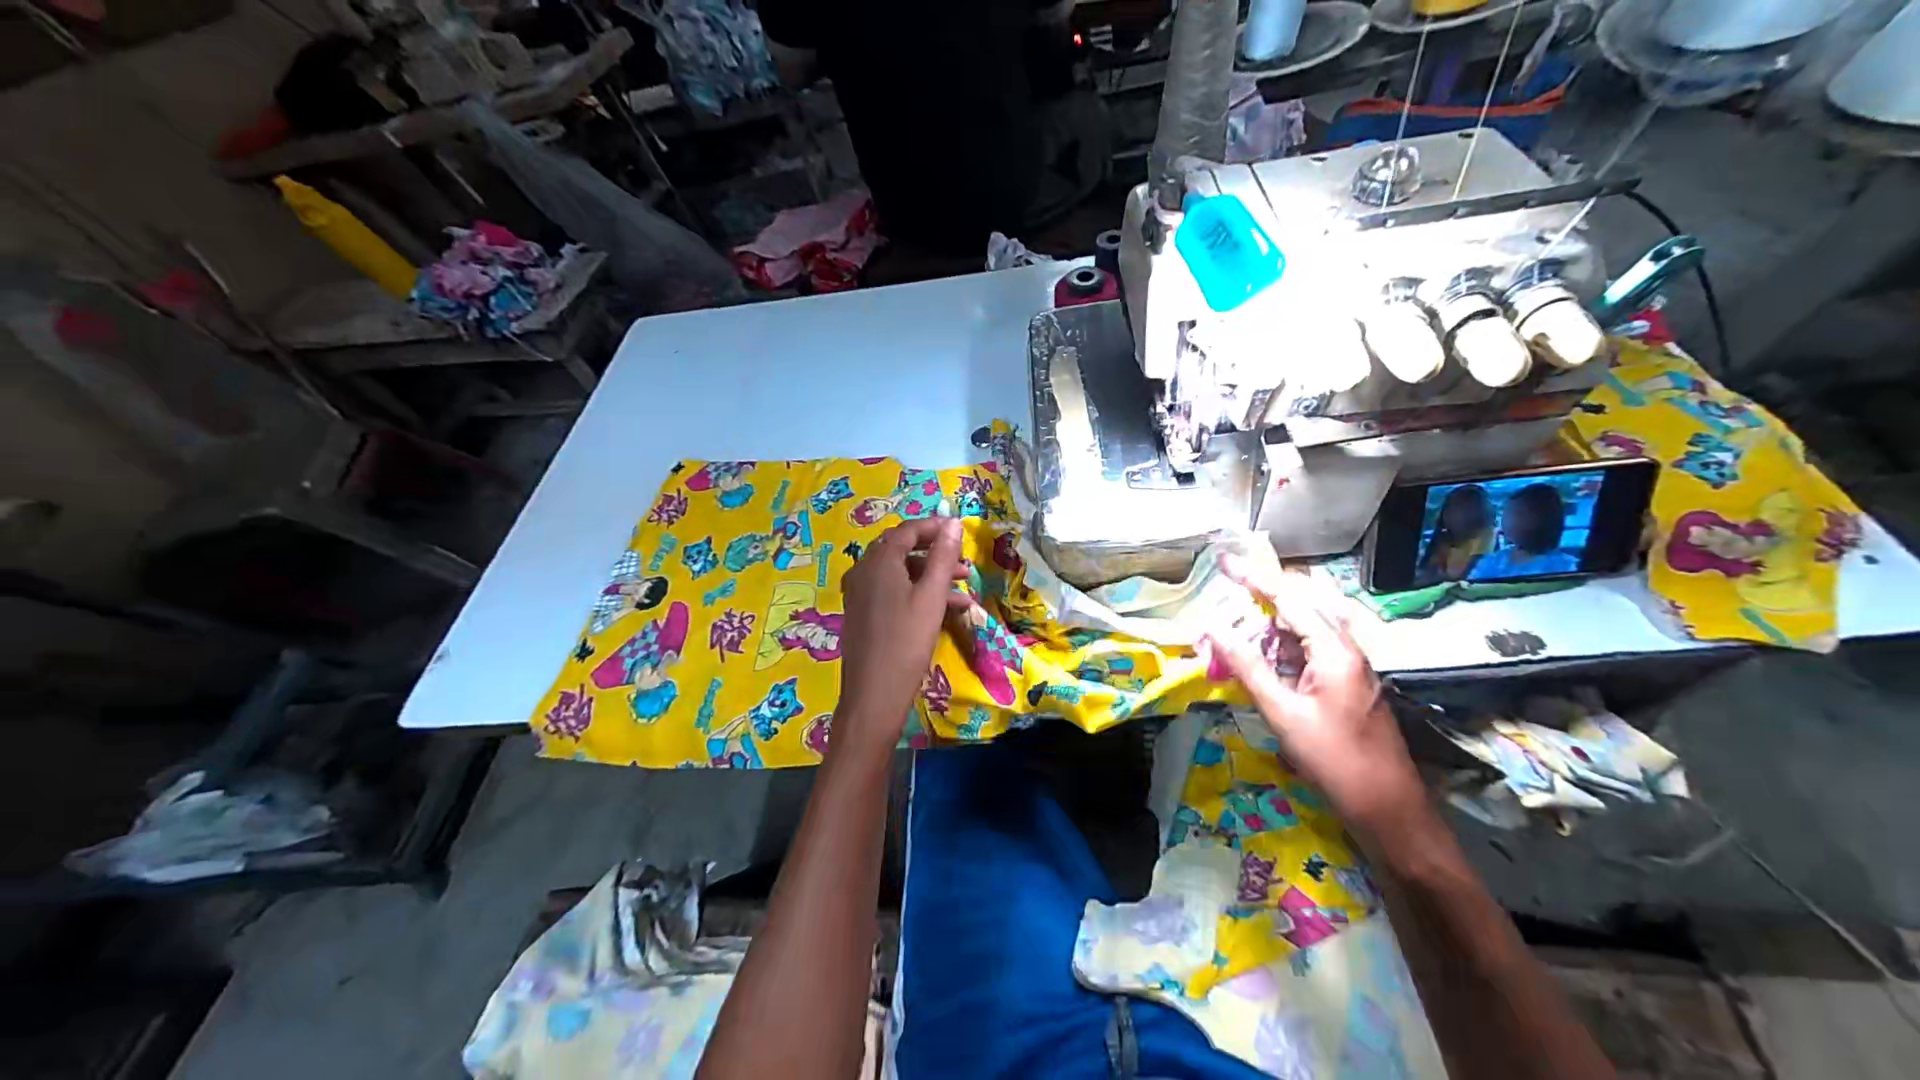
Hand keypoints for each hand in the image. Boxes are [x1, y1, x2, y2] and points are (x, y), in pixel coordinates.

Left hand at [834, 517, 967, 753]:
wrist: (874, 694)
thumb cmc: (906, 641)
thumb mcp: (932, 596)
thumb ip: (943, 557)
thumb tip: (953, 522)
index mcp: (878, 561)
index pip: (907, 530)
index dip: (935, 527)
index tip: (959, 531)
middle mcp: (863, 571)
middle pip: (901, 549)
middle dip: (935, 553)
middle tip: (963, 563)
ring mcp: (859, 593)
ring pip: (899, 573)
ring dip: (930, 576)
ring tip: (963, 589)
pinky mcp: (862, 613)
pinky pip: (891, 591)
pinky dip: (916, 592)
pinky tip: (943, 610)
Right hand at [1202, 555, 1426, 839]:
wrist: (1386, 803)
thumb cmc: (1333, 758)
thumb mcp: (1282, 712)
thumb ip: (1247, 665)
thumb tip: (1213, 629)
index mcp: (1335, 649)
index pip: (1290, 597)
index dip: (1254, 577)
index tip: (1225, 562)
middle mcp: (1346, 647)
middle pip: (1300, 604)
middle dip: (1260, 597)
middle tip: (1226, 597)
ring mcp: (1349, 663)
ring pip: (1303, 627)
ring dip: (1267, 626)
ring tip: (1233, 633)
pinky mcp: (1345, 680)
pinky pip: (1308, 649)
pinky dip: (1280, 647)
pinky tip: (1258, 657)